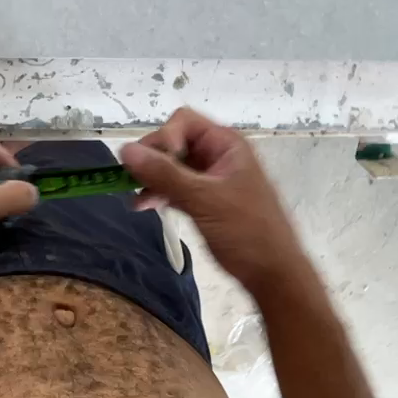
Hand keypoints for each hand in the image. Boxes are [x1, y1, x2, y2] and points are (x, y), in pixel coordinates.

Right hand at [119, 108, 305, 291]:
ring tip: (136, 199)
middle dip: (152, 161)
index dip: (163, 139)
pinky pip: (175, 186)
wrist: (273, 274)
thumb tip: (125, 150)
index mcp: (226, 145)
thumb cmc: (246, 232)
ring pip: (171, 166)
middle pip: (173, 142)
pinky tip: (145, 206)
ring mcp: (211, 178)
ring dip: (151, 179)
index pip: (182, 122)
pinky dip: (159, 193)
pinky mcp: (205, 199)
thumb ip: (164, 174)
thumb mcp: (203, 200)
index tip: (151, 166)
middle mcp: (218, 155)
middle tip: (135, 182)